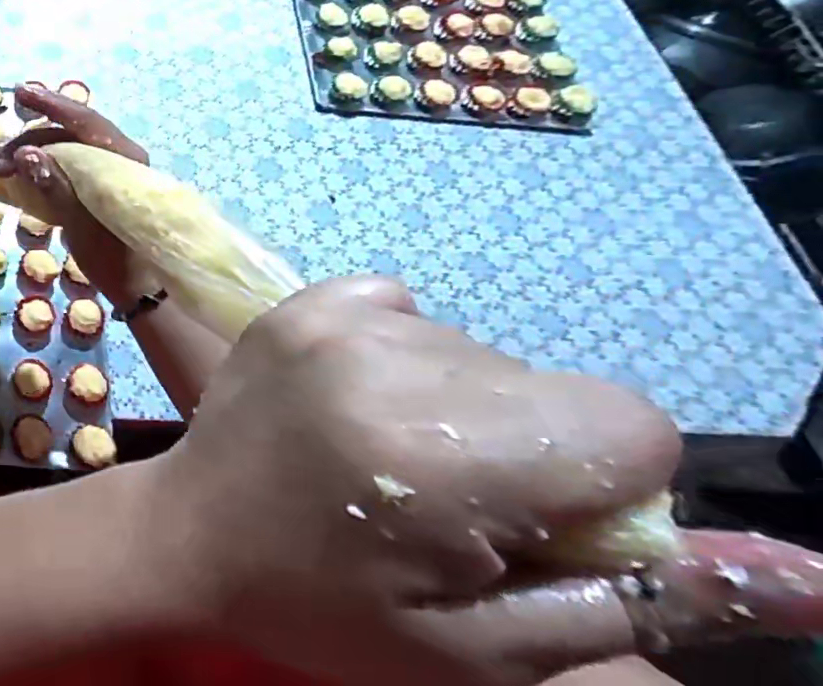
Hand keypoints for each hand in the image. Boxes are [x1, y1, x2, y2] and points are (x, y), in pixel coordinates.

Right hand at [0, 84, 146, 305]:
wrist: (140, 291)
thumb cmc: (118, 257)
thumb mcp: (83, 223)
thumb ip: (55, 186)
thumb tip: (24, 155)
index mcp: (123, 158)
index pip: (83, 121)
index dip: (50, 105)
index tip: (19, 93)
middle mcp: (116, 157)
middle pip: (67, 134)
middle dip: (27, 140)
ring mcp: (105, 173)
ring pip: (61, 151)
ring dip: (27, 156)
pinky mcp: (95, 189)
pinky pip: (62, 168)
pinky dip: (36, 169)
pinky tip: (12, 174)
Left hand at [149, 278, 822, 685]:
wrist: (190, 535)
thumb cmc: (324, 605)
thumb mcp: (488, 644)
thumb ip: (644, 599)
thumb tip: (816, 578)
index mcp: (436, 449)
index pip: (631, 423)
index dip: (607, 490)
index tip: (529, 528)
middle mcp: (383, 362)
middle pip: (552, 386)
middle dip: (536, 450)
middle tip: (444, 501)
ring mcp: (328, 321)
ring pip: (481, 350)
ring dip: (466, 404)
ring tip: (388, 455)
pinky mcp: (294, 306)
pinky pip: (401, 306)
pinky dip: (405, 351)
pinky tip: (359, 398)